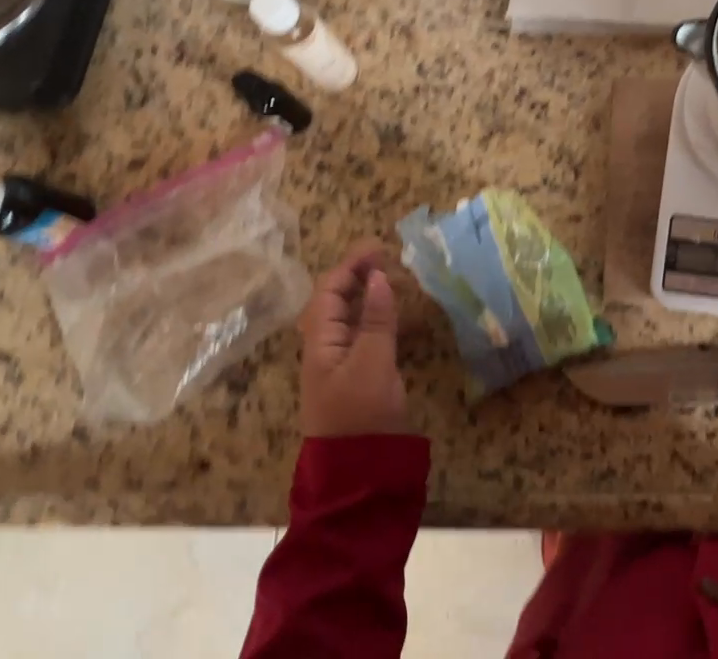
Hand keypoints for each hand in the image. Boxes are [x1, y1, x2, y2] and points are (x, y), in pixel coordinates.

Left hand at [298, 240, 407, 437]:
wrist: (360, 471)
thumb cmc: (362, 414)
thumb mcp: (373, 363)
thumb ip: (376, 320)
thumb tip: (378, 277)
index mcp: (320, 343)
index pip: (328, 292)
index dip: (350, 266)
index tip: (379, 247)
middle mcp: (325, 350)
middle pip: (334, 303)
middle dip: (357, 276)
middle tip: (388, 259)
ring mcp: (340, 365)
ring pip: (348, 320)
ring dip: (367, 296)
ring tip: (393, 280)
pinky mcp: (357, 379)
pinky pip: (362, 337)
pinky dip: (377, 319)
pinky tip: (397, 318)